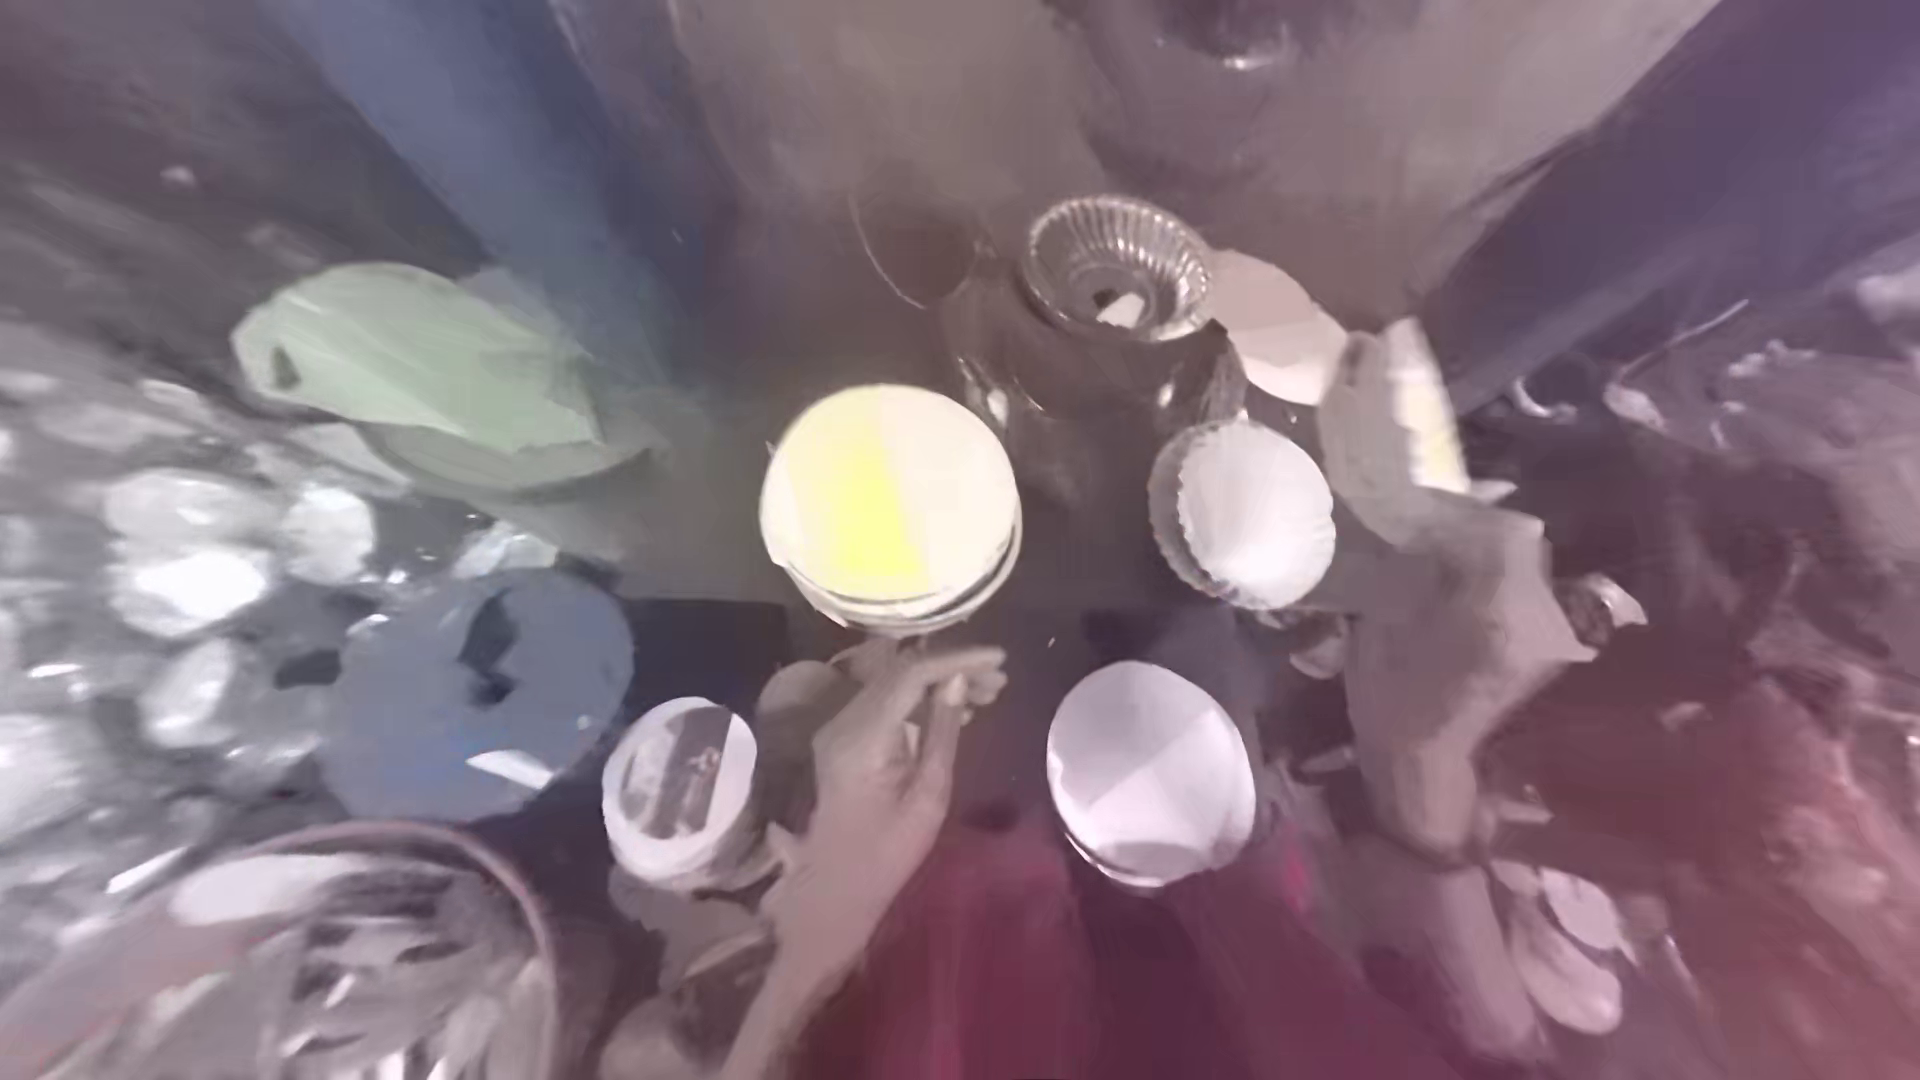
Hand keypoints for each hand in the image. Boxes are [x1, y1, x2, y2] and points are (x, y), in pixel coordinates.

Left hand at [763, 645, 1007, 984]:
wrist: (834, 889)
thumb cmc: (888, 856)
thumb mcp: (929, 796)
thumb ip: (943, 731)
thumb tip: (960, 679)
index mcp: (863, 737)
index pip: (911, 673)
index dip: (957, 659)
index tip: (998, 659)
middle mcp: (844, 719)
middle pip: (902, 670)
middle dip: (953, 666)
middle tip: (998, 679)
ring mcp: (840, 723)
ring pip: (896, 680)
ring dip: (940, 678)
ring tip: (989, 691)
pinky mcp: (845, 732)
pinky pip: (888, 699)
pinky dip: (923, 696)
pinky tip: (959, 707)